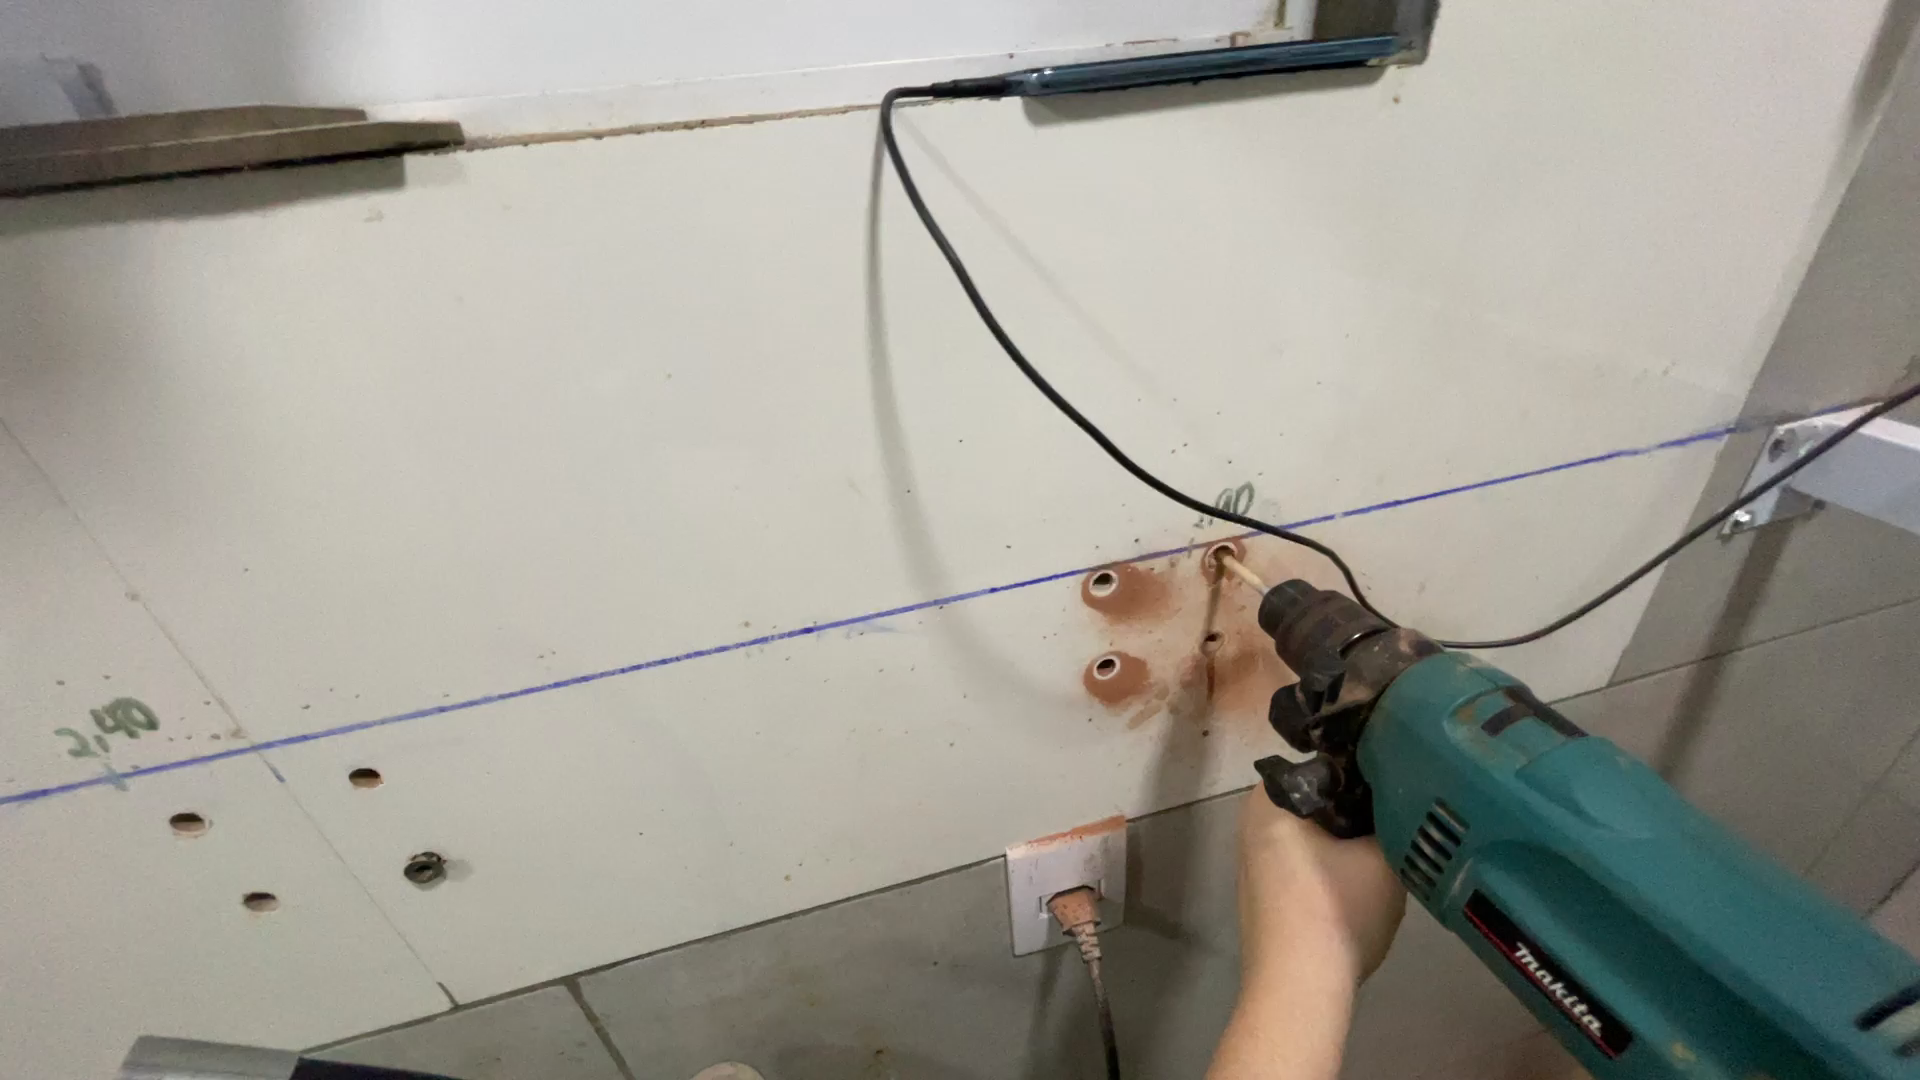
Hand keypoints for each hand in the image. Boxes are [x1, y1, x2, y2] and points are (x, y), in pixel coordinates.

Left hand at [1236, 788, 1405, 987]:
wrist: (1298, 981)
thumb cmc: (1336, 909)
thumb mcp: (1382, 857)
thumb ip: (1388, 819)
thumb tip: (1394, 804)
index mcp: (1270, 794)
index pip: (1325, 767)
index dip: (1365, 777)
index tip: (1398, 791)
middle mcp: (1251, 814)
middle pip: (1316, 800)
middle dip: (1353, 811)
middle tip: (1394, 827)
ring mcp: (1250, 851)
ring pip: (1309, 831)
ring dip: (1341, 841)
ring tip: (1380, 856)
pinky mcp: (1258, 883)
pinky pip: (1299, 859)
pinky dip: (1324, 865)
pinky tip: (1351, 887)